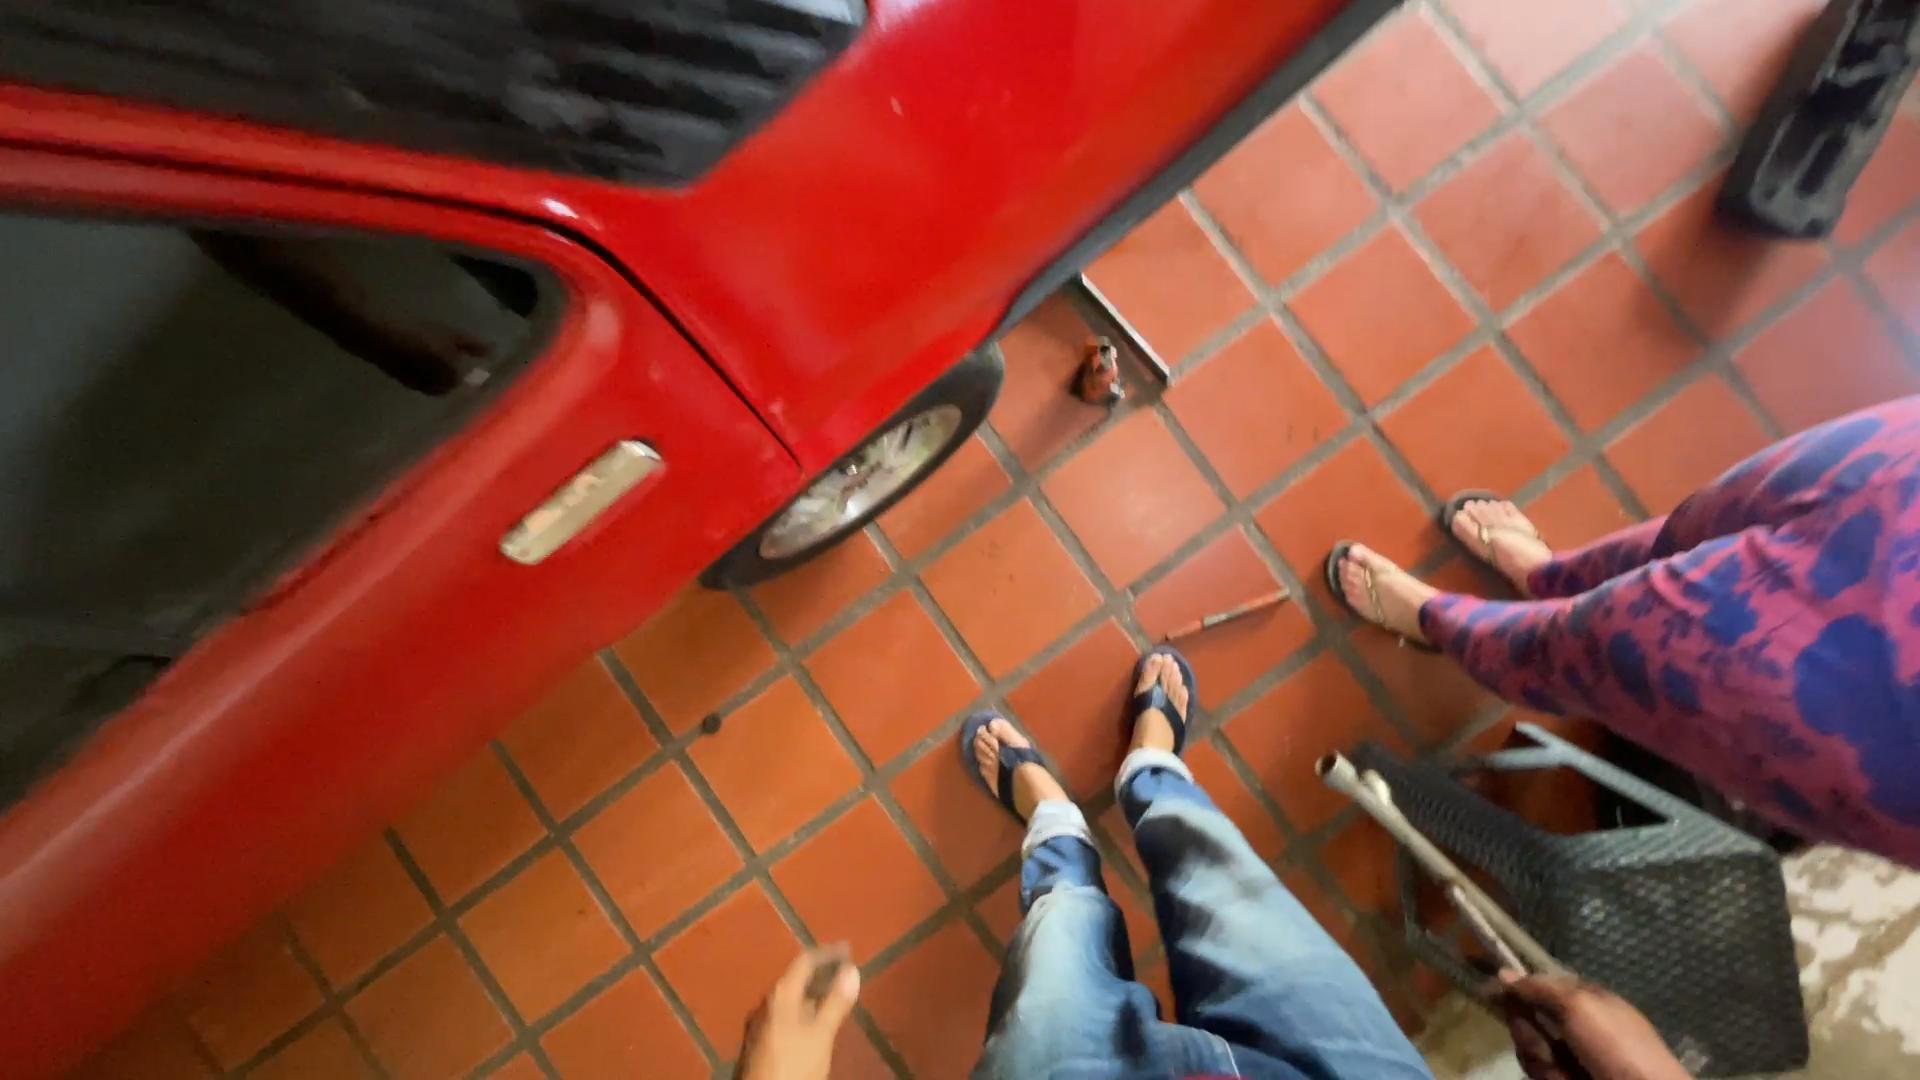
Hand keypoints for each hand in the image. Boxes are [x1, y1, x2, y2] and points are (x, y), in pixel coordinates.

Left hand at [737, 946, 859, 1079]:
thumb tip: (852, 969)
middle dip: (821, 973)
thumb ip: (836, 1002)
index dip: (828, 953)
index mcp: (780, 994)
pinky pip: (783, 1016)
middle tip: (844, 972)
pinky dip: (802, 1011)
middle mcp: (765, 1003)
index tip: (849, 950)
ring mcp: (758, 1025)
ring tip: (834, 997)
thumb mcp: (821, 1035)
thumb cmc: (793, 1067)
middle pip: (795, 979)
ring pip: (789, 1000)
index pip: (805, 960)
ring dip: (812, 994)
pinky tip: (814, 1025)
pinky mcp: (757, 1045)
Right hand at [1489, 971, 1691, 1079]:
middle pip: (1526, 1017)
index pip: (1538, 983)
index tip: (1487, 990)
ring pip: (1529, 1046)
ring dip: (1537, 1058)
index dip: (1513, 986)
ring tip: (1561, 1072)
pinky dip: (1547, 1075)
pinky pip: (1539, 1071)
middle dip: (1526, 1031)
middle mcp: (1576, 1026)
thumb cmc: (1620, 1049)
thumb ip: (1538, 987)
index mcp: (1586, 1001)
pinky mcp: (1567, 1078)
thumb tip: (1502, 973)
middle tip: (1541, 1046)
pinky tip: (1563, 1079)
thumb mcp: (1579, 1006)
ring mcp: (1573, 1057)